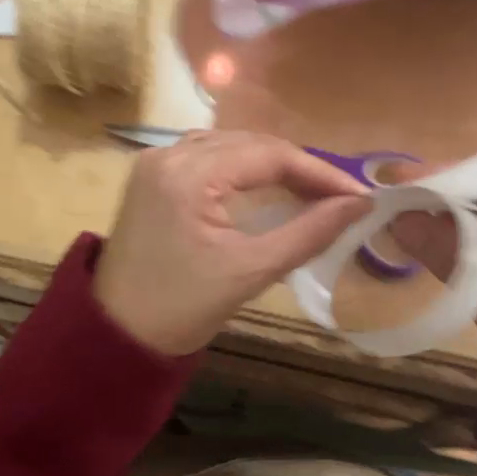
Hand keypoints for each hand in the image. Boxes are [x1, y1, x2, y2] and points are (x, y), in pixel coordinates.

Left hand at [95, 131, 371, 355]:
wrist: (117, 332)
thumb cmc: (182, 308)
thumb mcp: (251, 270)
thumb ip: (308, 232)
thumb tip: (359, 204)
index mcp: (188, 174)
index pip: (268, 155)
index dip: (319, 172)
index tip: (359, 196)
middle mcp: (168, 154)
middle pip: (249, 144)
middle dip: (297, 168)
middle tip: (340, 196)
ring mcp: (155, 163)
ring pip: (229, 146)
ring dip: (269, 166)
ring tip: (310, 192)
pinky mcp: (151, 177)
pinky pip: (206, 157)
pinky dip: (240, 169)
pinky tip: (265, 188)